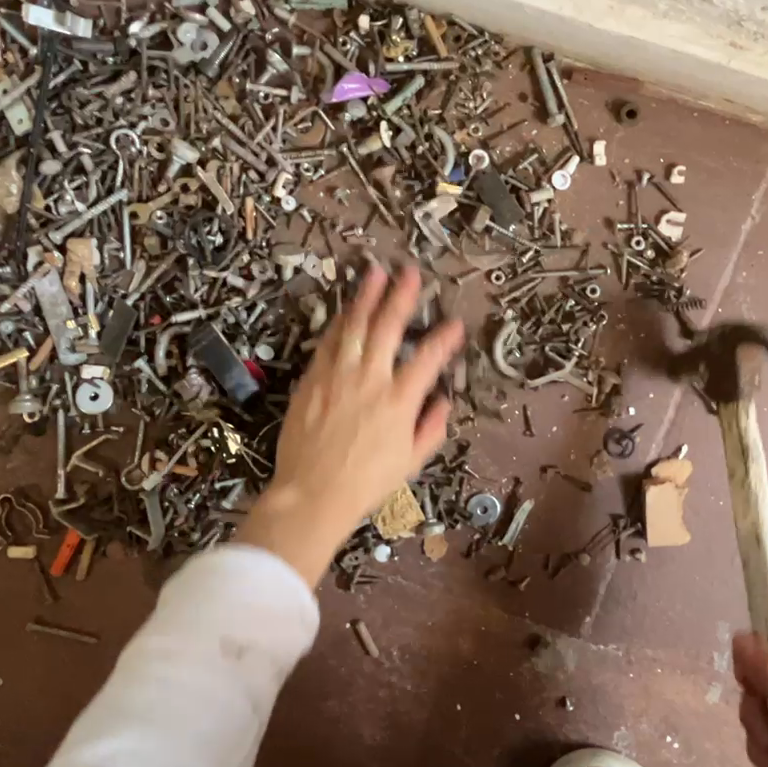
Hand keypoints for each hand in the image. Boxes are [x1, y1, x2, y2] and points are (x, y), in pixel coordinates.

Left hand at [237, 264, 464, 584]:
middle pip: (388, 328)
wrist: (312, 494)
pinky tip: (345, 309)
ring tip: (375, 272)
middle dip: (401, 297)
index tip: (455, 323)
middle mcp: (370, 381)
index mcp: (398, 402)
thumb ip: (430, 429)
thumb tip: (443, 403)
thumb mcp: (410, 463)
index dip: (444, 339)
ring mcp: (338, 377)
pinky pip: (327, 343)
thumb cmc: (365, 483)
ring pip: (354, 327)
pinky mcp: (313, 381)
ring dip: (366, 297)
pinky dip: (339, 323)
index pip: (428, 360)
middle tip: (410, 272)